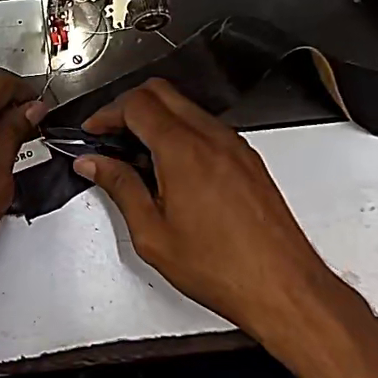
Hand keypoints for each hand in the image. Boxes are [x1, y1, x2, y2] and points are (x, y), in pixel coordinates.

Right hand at [77, 78, 341, 337]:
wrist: (283, 286)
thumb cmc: (226, 268)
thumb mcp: (153, 234)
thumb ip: (120, 188)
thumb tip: (96, 164)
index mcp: (184, 151)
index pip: (136, 104)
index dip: (106, 113)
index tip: (94, 130)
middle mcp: (212, 138)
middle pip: (160, 91)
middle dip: (127, 106)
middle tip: (109, 134)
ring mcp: (233, 144)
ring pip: (184, 105)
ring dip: (155, 117)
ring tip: (136, 155)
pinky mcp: (246, 157)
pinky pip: (206, 125)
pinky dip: (180, 131)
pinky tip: (170, 166)